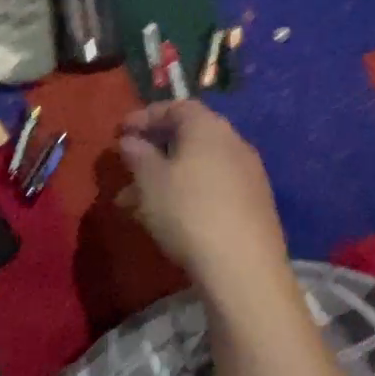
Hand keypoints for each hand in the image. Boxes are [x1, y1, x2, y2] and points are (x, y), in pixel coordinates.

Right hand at [117, 101, 292, 298]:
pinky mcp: (253, 206)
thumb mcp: (149, 180)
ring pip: (197, 167)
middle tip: (127, 165)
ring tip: (134, 201)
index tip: (121, 132)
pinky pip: (211, 188)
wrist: (244, 268)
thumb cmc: (187, 212)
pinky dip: (185, 193)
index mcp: (208, 129)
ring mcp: (248, 176)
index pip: (177, 107)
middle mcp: (233, 144)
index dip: (146, 115)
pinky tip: (165, 217)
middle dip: (154, 150)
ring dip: (165, 177)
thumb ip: (136, 154)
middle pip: (189, 137)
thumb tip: (131, 140)